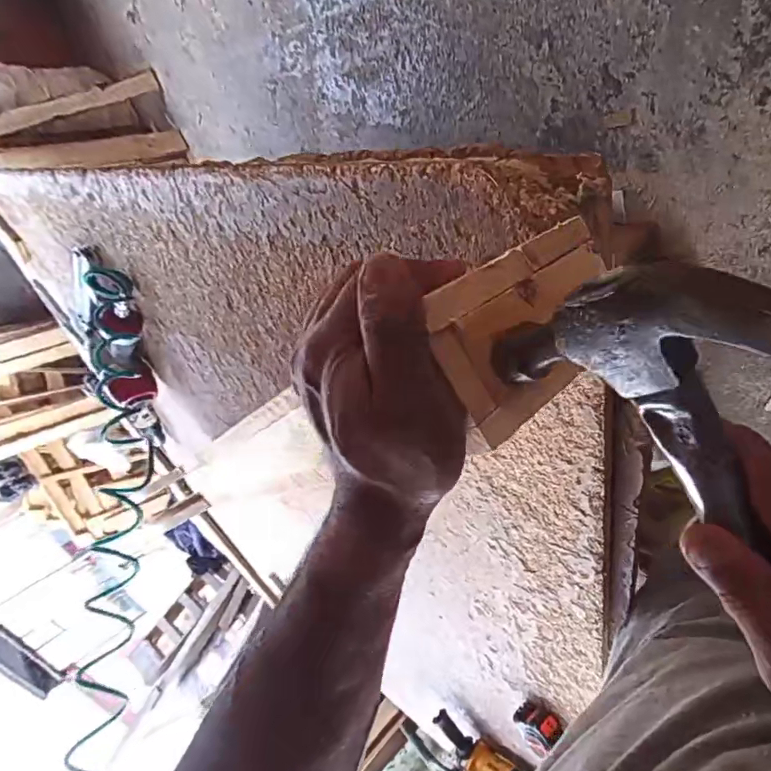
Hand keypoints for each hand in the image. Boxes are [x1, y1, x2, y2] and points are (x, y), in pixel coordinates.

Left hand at [293, 253, 467, 527]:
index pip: (373, 276)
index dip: (422, 276)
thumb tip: (383, 267)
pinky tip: (411, 340)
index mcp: (325, 350)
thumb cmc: (408, 460)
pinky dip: (388, 319)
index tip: (460, 290)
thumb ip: (392, 332)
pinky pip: (356, 322)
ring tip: (437, 320)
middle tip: (454, 305)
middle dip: (412, 283)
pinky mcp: (327, 371)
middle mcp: (310, 348)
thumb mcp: (410, 400)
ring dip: (400, 299)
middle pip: (362, 282)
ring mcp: (314, 360)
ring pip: (358, 299)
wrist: (382, 504)